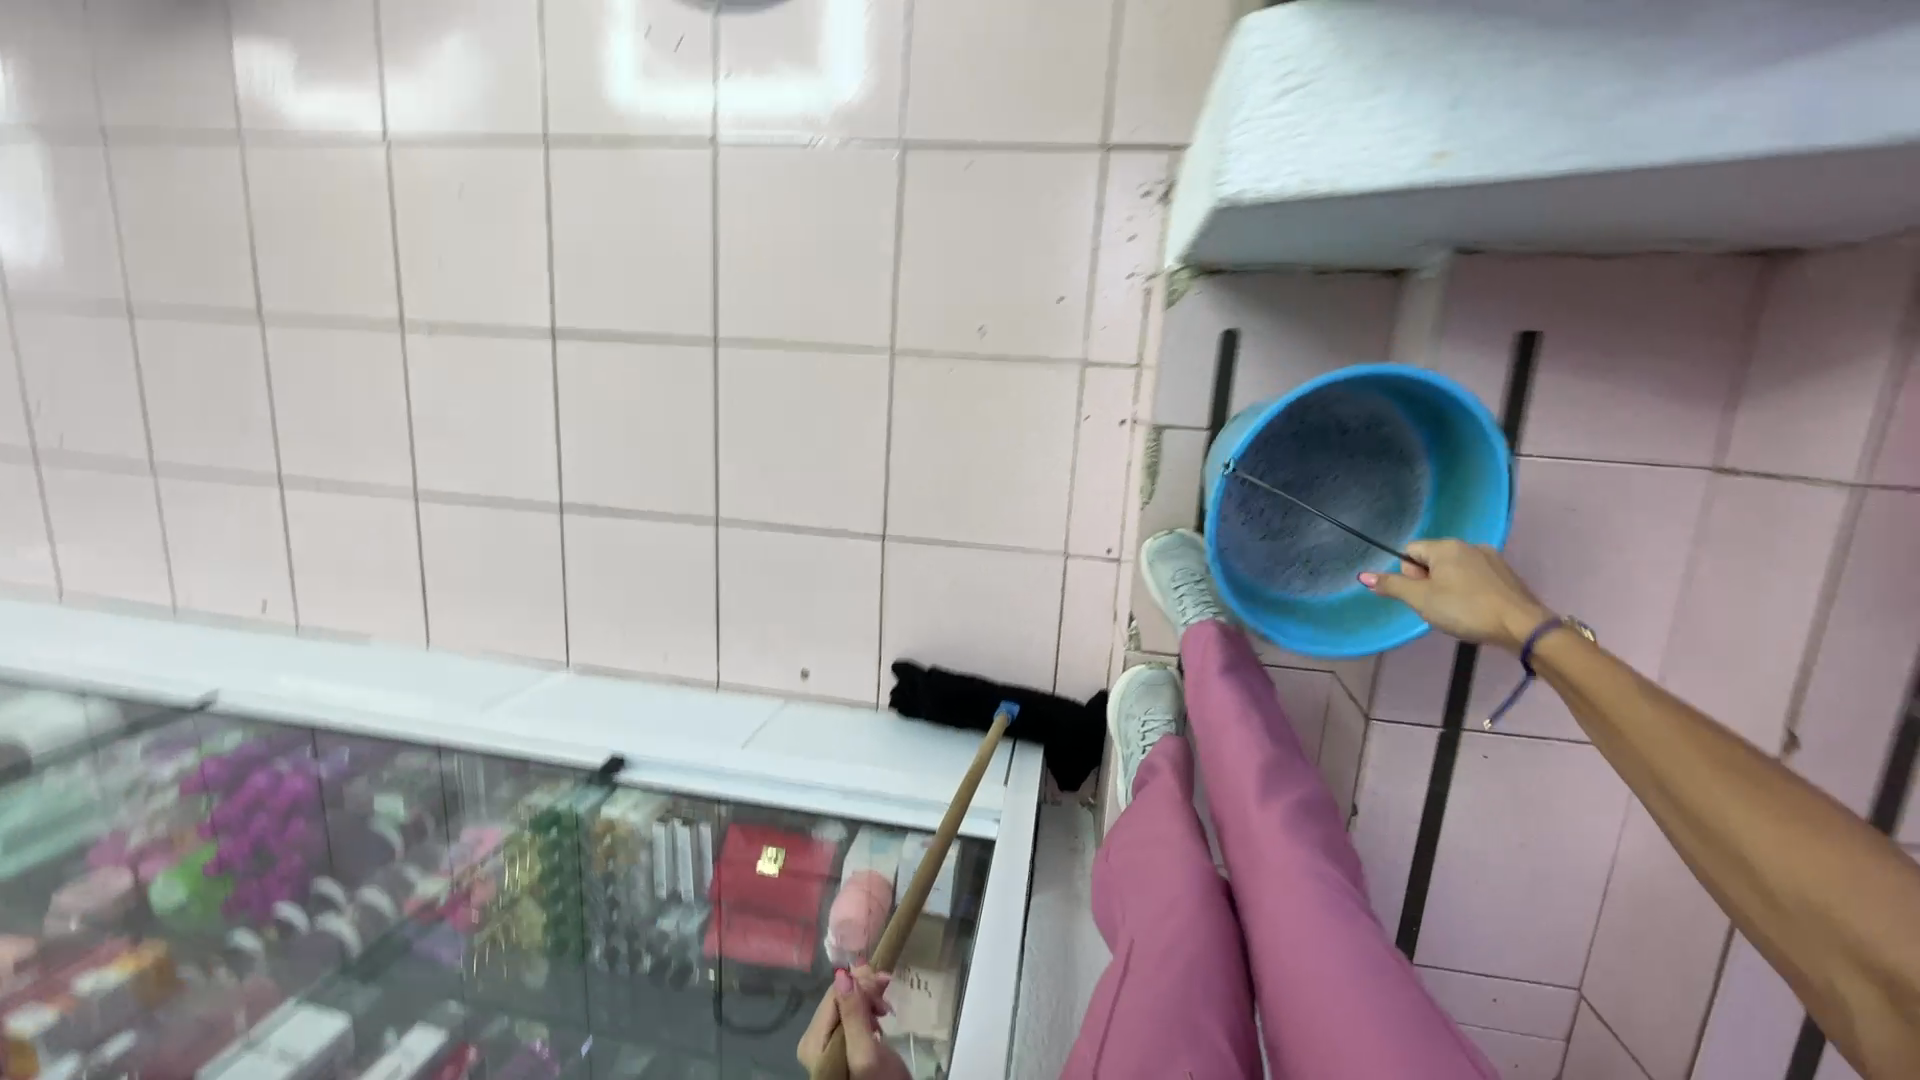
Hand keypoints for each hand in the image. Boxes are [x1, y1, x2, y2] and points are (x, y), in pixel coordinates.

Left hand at [797, 966, 909, 1079]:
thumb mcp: (866, 1054)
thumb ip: (853, 1016)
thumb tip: (842, 974)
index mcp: (813, 1042)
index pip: (833, 994)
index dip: (859, 983)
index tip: (886, 983)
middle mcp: (814, 1041)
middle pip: (838, 997)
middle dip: (865, 989)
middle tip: (888, 987)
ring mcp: (826, 1044)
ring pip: (846, 1002)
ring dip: (868, 998)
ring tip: (886, 1008)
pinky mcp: (840, 1046)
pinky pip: (850, 1015)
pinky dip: (867, 1010)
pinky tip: (878, 1018)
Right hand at [1359, 539, 1551, 651]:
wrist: (1521, 626)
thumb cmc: (1465, 609)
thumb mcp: (1421, 600)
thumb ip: (1391, 585)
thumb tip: (1362, 576)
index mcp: (1445, 547)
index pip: (1410, 551)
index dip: (1408, 574)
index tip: (1420, 595)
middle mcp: (1468, 545)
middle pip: (1431, 560)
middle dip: (1427, 581)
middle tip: (1436, 605)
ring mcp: (1490, 558)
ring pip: (1453, 569)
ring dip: (1447, 586)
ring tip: (1456, 610)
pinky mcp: (1505, 574)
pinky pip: (1473, 576)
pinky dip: (1468, 590)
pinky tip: (1474, 608)